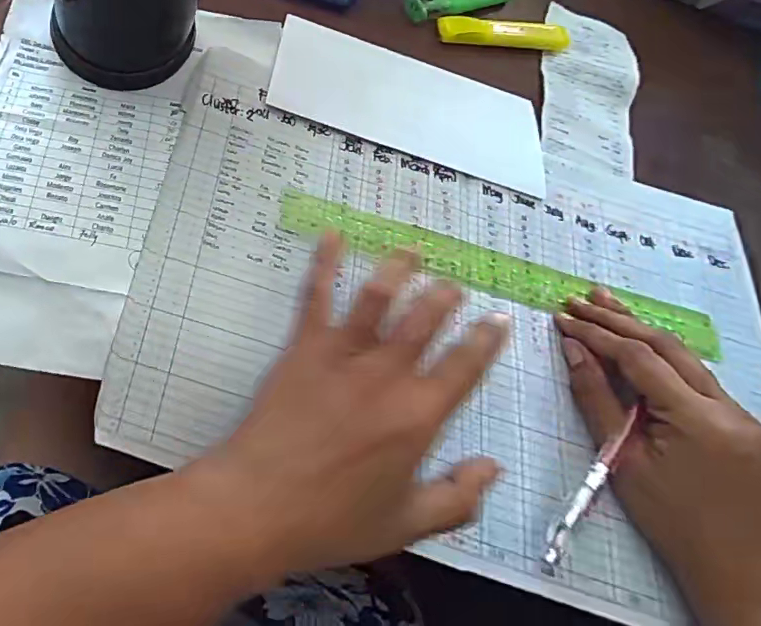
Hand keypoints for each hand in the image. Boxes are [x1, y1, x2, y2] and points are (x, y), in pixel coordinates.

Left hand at [179, 232, 509, 579]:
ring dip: (397, 269)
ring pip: (377, 299)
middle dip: (444, 297)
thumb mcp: (407, 523)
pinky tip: (332, 236)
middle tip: (454, 283)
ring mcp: (340, 355)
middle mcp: (384, 376)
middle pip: (424, 323)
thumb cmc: (334, 518)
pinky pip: (316, 295)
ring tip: (411, 249)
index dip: (485, 341)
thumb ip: (459, 497)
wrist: (262, 500)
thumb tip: (493, 468)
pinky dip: (324, 262)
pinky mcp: (302, 345)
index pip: (463, 367)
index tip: (498, 318)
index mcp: (418, 417)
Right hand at [556, 290, 760, 625]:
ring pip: (683, 357)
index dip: (597, 333)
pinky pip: (694, 376)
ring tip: (605, 302)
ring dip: (640, 330)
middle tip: (579, 299)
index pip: (638, 358)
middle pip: (665, 347)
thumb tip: (573, 349)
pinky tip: (637, 341)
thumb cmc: (672, 522)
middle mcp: (729, 410)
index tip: (562, 317)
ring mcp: (741, 417)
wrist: (737, 573)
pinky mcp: (740, 426)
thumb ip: (596, 397)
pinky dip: (660, 354)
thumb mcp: (622, 459)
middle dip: (618, 319)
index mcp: (701, 420)